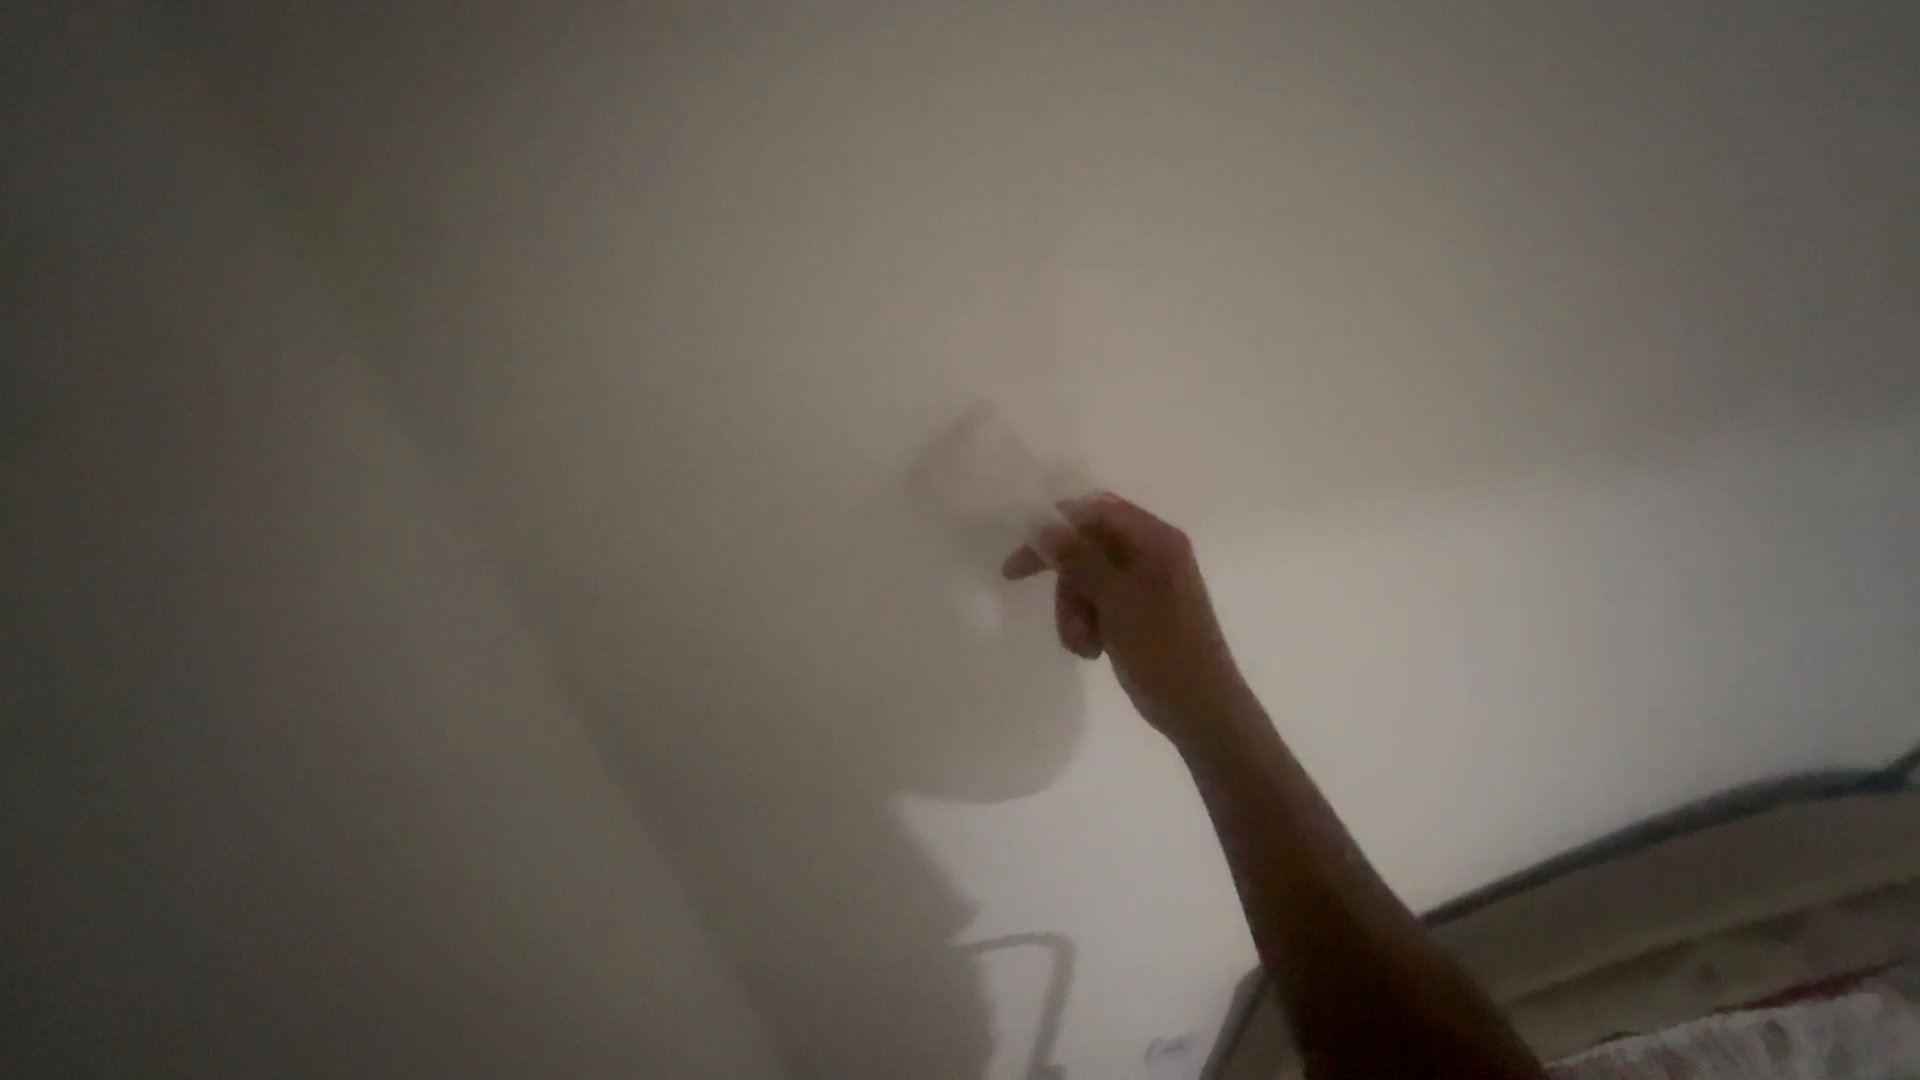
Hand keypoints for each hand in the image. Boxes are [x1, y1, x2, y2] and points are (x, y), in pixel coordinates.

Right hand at [1002, 493, 1251, 738]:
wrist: (1199, 709)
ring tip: (1082, 645)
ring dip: (1073, 611)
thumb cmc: (1163, 648)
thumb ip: (1078, 559)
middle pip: (1086, 548)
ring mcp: (1143, 586)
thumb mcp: (1116, 600)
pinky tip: (1092, 651)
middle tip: (1050, 611)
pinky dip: (1086, 625)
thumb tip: (1044, 525)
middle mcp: (1151, 555)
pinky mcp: (1135, 613)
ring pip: (1085, 581)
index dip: (1058, 527)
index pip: (1097, 512)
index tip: (1026, 557)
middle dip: (1067, 583)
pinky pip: (1096, 605)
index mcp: (1156, 540)